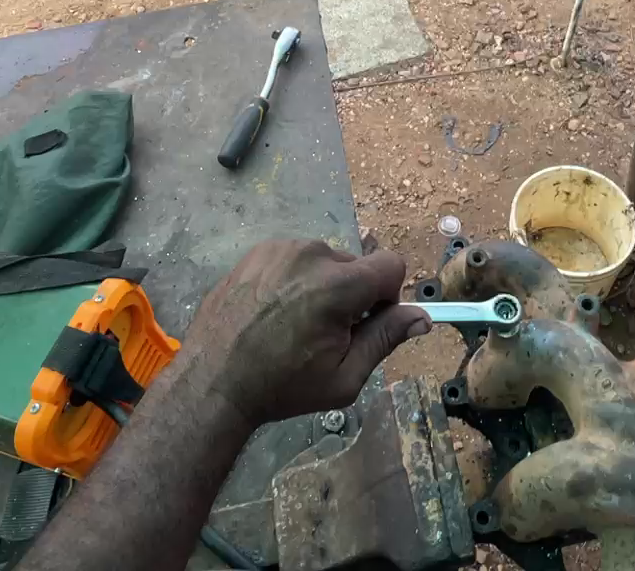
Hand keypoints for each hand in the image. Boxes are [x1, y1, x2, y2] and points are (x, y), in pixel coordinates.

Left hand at [178, 239, 431, 429]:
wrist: (212, 381)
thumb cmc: (282, 386)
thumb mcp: (344, 378)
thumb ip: (385, 339)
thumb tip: (422, 317)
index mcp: (338, 285)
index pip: (391, 263)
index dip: (388, 294)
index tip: (366, 321)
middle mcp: (312, 254)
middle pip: (356, 265)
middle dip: (352, 293)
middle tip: (324, 332)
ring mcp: (282, 248)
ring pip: (325, 261)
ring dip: (322, 285)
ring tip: (293, 323)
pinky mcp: (259, 250)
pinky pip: (296, 258)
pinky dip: (295, 278)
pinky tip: (273, 310)